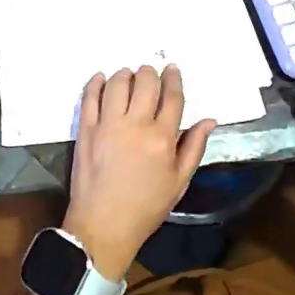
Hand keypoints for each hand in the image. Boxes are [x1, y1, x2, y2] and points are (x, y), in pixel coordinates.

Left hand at [63, 65, 213, 279]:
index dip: (174, 79)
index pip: (172, 97)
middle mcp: (135, 125)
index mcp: (162, 138)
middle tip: (150, 73)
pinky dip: (95, 83)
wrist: (103, 225)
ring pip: (117, 84)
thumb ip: (194, 147)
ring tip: (129, 76)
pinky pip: (89, 97)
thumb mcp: (179, 181)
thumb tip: (209, 120)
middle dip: (150, 72)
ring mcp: (107, 125)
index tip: (172, 69)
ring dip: (125, 74)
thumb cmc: (146, 207)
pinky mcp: (85, 130)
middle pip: (145, 83)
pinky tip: (101, 79)